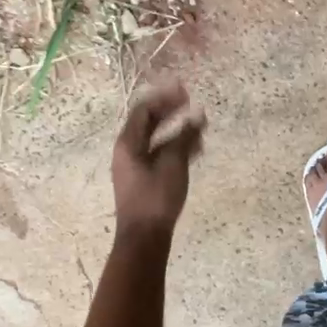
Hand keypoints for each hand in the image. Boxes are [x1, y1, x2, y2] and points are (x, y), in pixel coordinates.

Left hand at [111, 80, 206, 240]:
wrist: (144, 236)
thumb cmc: (156, 197)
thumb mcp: (173, 164)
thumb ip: (184, 137)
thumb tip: (197, 115)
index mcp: (128, 143)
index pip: (144, 110)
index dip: (164, 97)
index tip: (185, 90)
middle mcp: (127, 151)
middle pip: (148, 122)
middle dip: (170, 110)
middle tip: (190, 102)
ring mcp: (134, 165)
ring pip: (156, 138)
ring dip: (176, 129)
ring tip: (199, 126)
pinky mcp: (143, 179)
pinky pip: (159, 153)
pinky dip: (175, 146)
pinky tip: (194, 148)